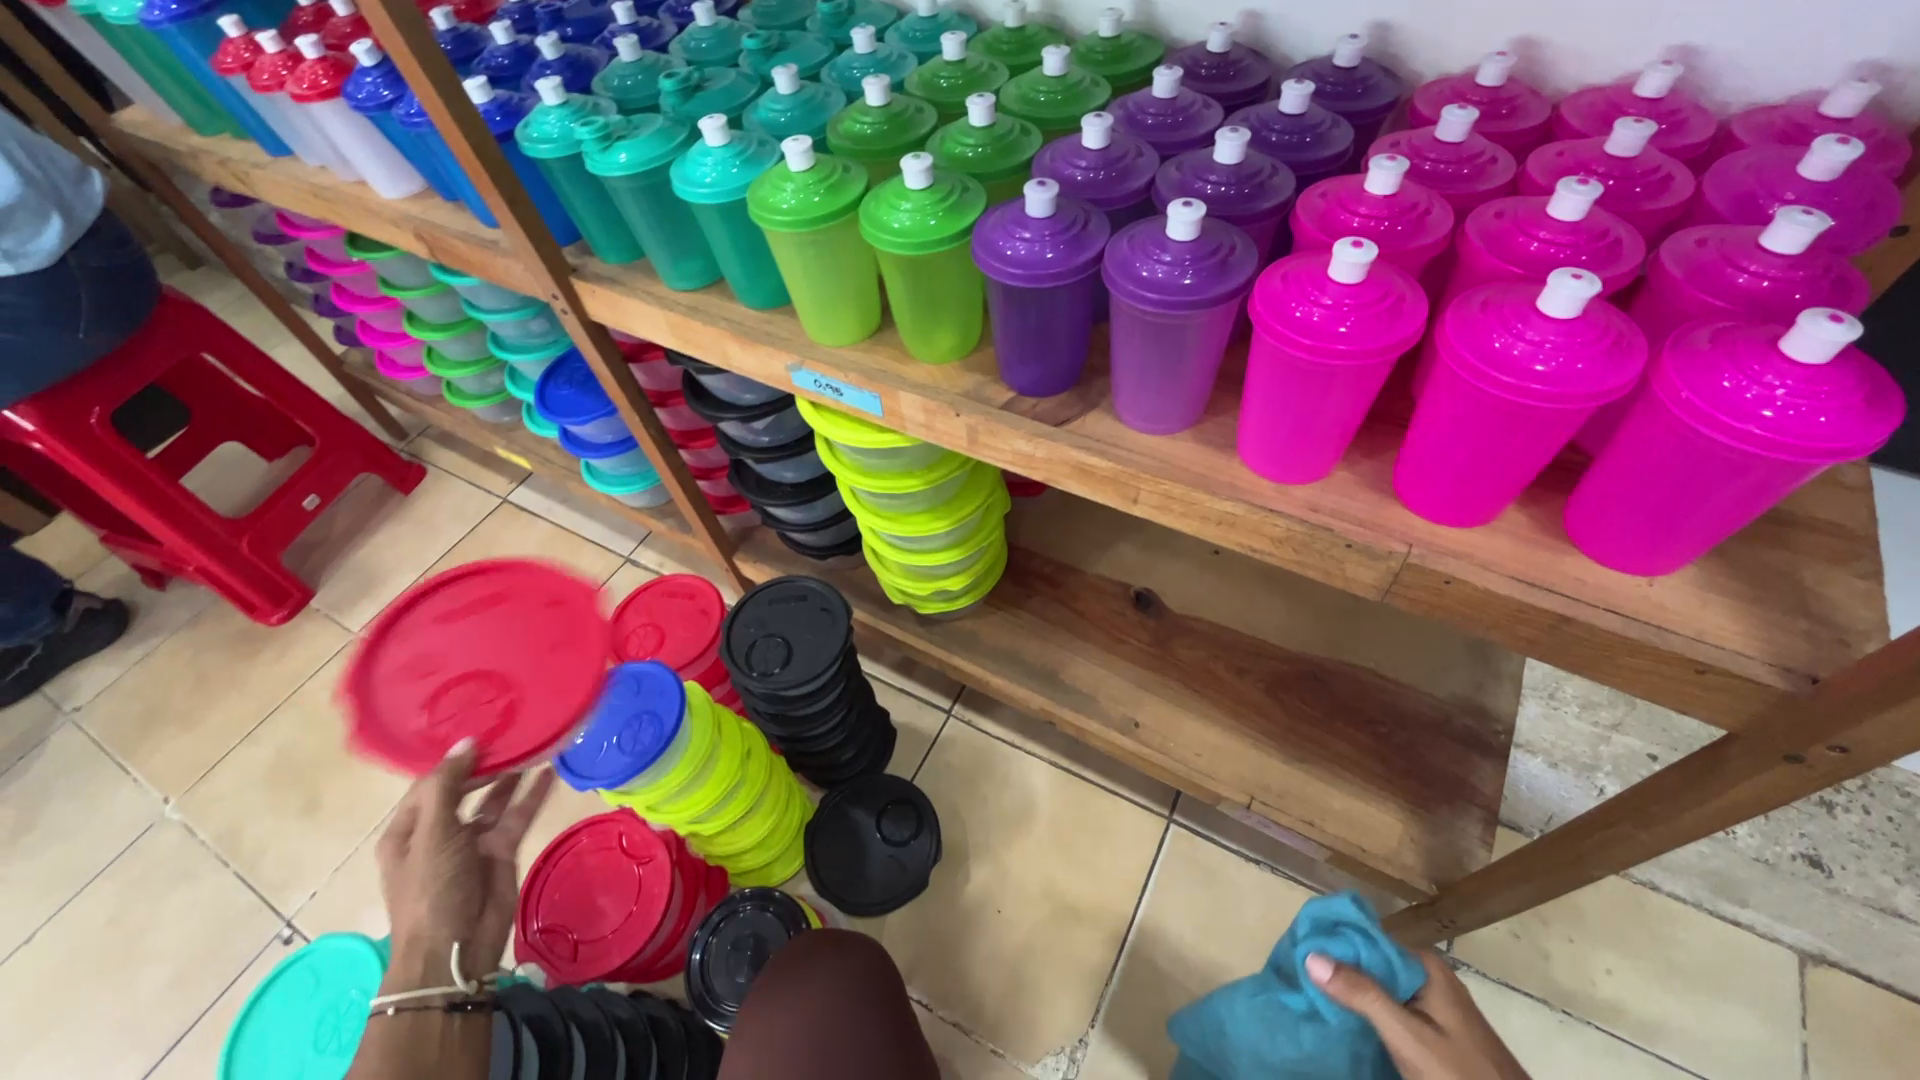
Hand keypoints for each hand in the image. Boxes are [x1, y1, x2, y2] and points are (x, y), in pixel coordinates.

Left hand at [374, 739, 553, 989]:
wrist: (455, 947)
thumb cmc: (431, 890)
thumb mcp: (433, 834)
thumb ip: (448, 787)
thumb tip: (467, 743)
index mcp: (408, 830)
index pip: (430, 784)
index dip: (453, 760)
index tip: (481, 734)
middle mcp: (440, 832)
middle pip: (464, 788)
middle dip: (485, 764)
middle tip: (512, 736)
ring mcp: (472, 842)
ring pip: (493, 800)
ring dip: (510, 775)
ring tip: (532, 744)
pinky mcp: (501, 850)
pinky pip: (517, 815)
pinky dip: (532, 795)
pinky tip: (548, 773)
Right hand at [1308, 949, 1530, 1079]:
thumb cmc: (1459, 1076)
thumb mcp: (1407, 1036)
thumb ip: (1362, 994)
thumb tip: (1312, 954)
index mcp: (1425, 968)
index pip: (1367, 941)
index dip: (1333, 947)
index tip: (1297, 956)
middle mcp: (1429, 977)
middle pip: (1373, 963)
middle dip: (1339, 971)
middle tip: (1298, 981)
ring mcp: (1435, 1004)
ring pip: (1381, 988)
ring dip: (1352, 994)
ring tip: (1312, 999)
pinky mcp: (1436, 1028)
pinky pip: (1392, 1008)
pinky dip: (1369, 1013)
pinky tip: (1346, 1023)